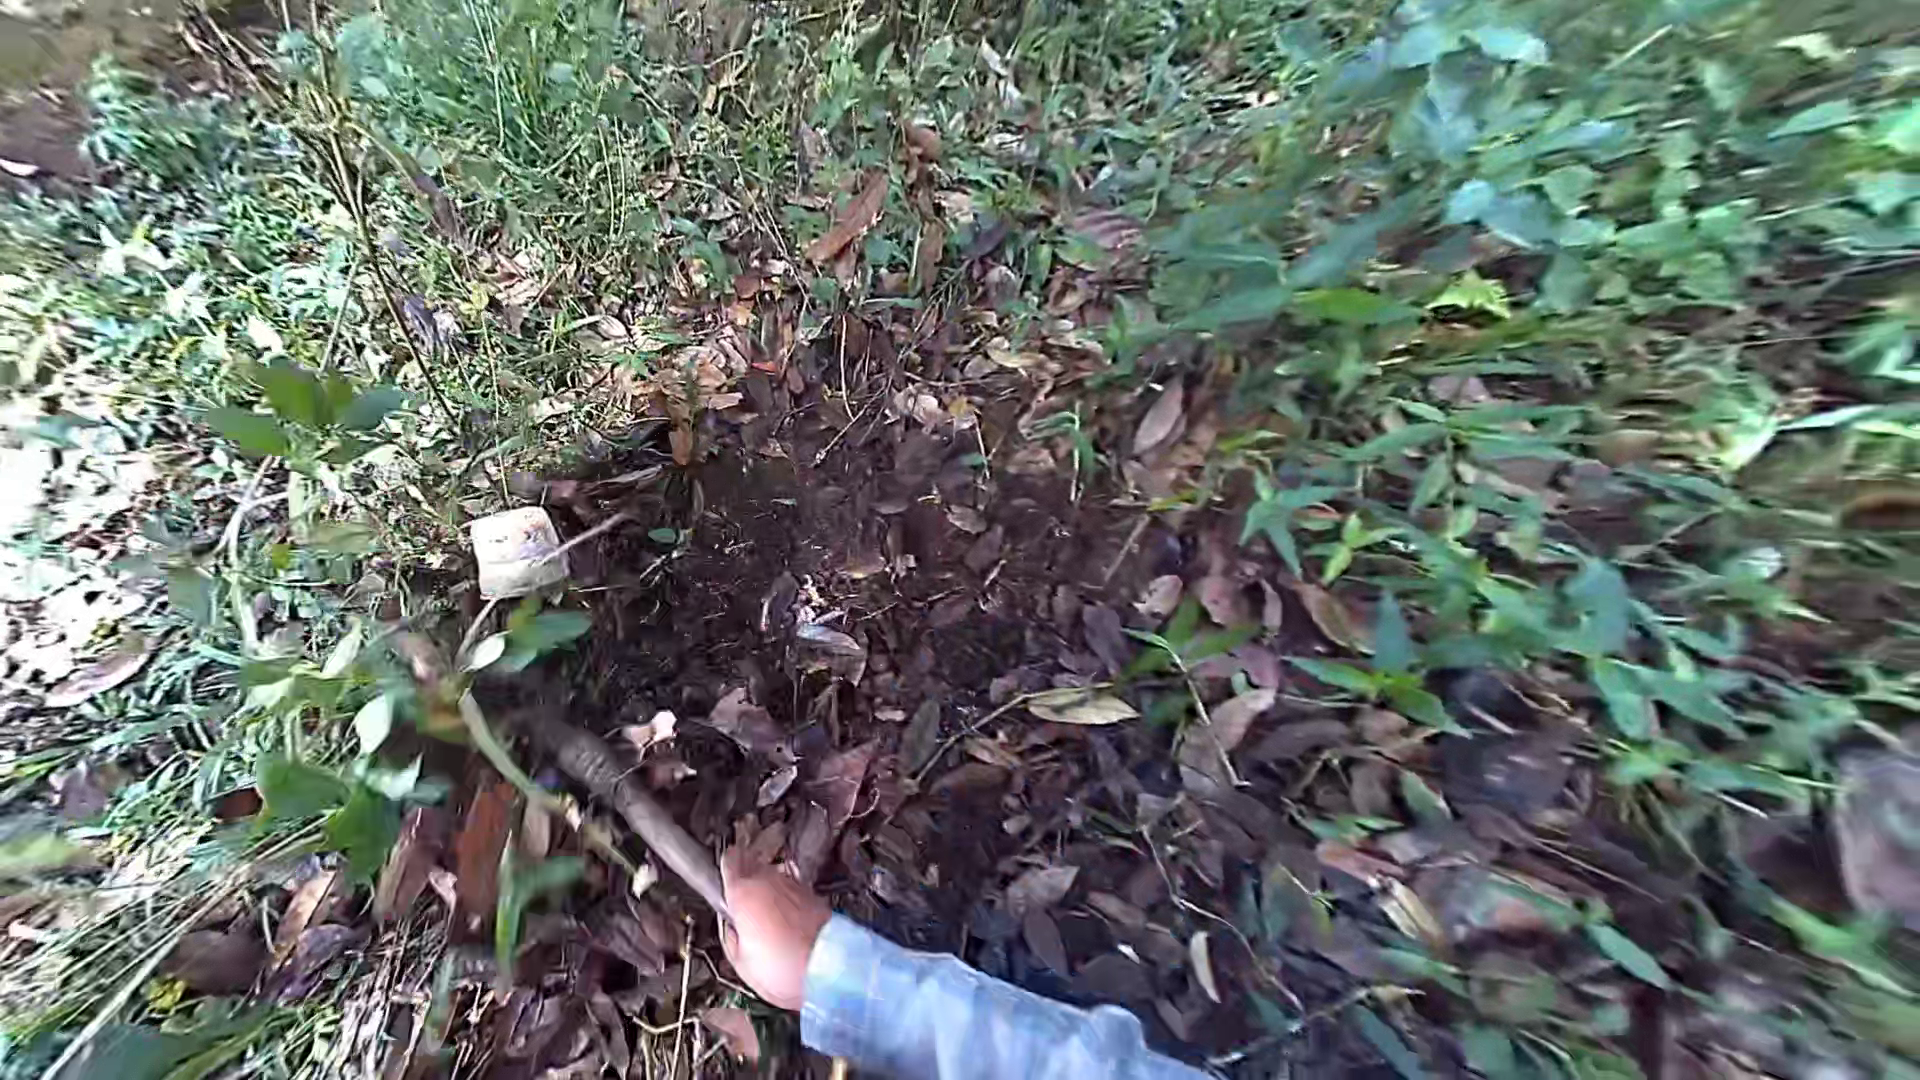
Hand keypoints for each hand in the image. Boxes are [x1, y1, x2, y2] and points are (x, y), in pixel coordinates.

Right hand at [719, 847, 829, 1010]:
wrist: (824, 963)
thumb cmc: (781, 966)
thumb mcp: (740, 961)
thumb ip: (731, 936)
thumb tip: (732, 928)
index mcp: (743, 894)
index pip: (730, 862)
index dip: (725, 862)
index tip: (723, 865)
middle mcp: (767, 881)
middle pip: (751, 863)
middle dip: (744, 871)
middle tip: (738, 885)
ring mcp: (790, 883)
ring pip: (770, 873)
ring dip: (763, 883)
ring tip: (759, 904)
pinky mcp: (808, 890)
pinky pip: (787, 884)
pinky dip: (781, 892)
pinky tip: (780, 910)